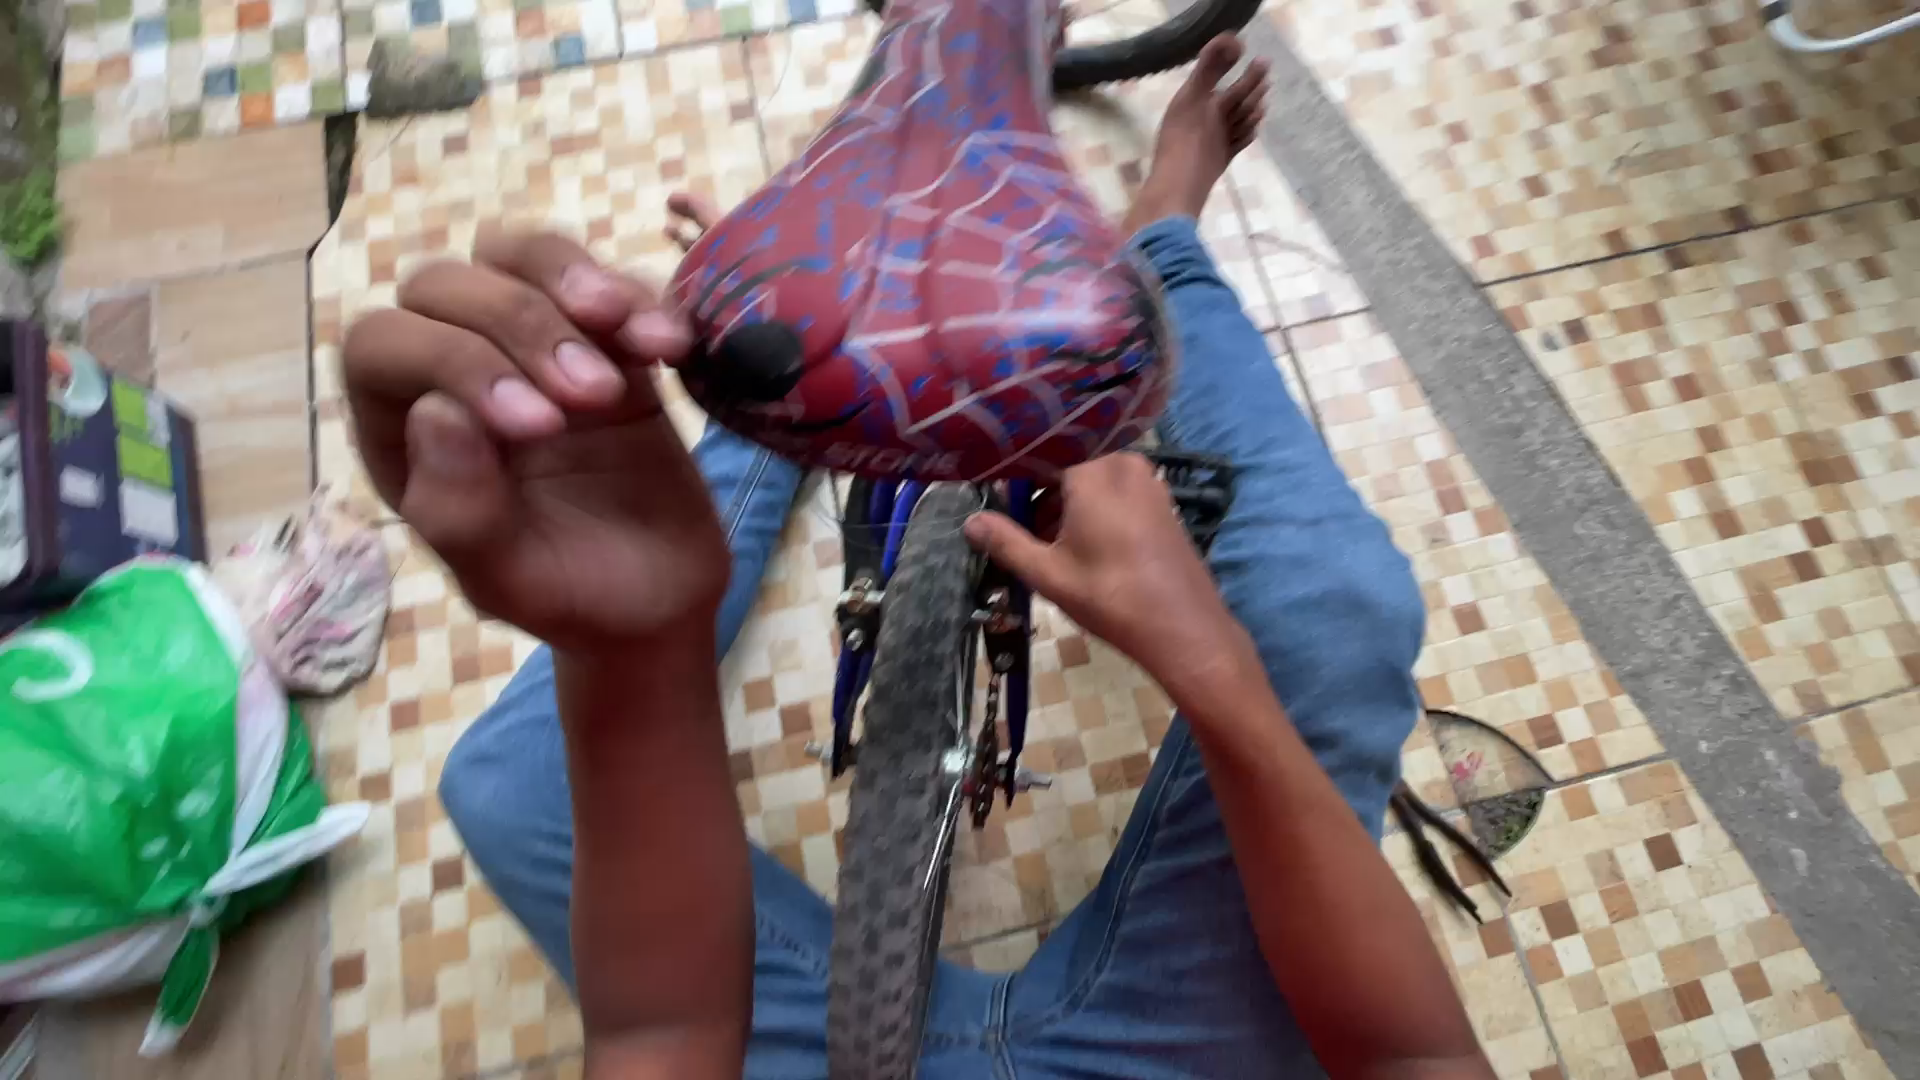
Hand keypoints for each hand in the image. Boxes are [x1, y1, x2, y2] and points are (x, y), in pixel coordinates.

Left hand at [341, 228, 727, 654]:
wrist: (660, 604)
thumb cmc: (576, 598)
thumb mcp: (507, 581)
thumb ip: (459, 512)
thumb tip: (435, 412)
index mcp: (410, 435)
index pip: (388, 346)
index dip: (458, 362)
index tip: (545, 426)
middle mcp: (465, 379)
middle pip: (452, 284)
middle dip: (524, 325)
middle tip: (597, 396)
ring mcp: (544, 359)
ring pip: (525, 260)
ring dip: (576, 281)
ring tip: (639, 338)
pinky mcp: (616, 358)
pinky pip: (618, 294)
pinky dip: (645, 301)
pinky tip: (674, 346)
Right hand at [963, 453, 1254, 701]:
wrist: (1184, 629)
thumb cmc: (1111, 597)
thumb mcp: (1049, 573)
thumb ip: (1006, 542)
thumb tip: (969, 522)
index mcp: (1093, 470)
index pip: (1039, 454)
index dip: (1012, 476)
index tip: (994, 497)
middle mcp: (1123, 462)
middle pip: (1066, 468)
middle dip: (1040, 497)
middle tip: (1021, 532)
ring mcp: (1148, 481)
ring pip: (1090, 482)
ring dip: (1065, 507)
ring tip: (1049, 547)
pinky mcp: (1161, 502)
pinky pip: (1114, 493)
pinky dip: (1092, 511)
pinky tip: (1083, 548)